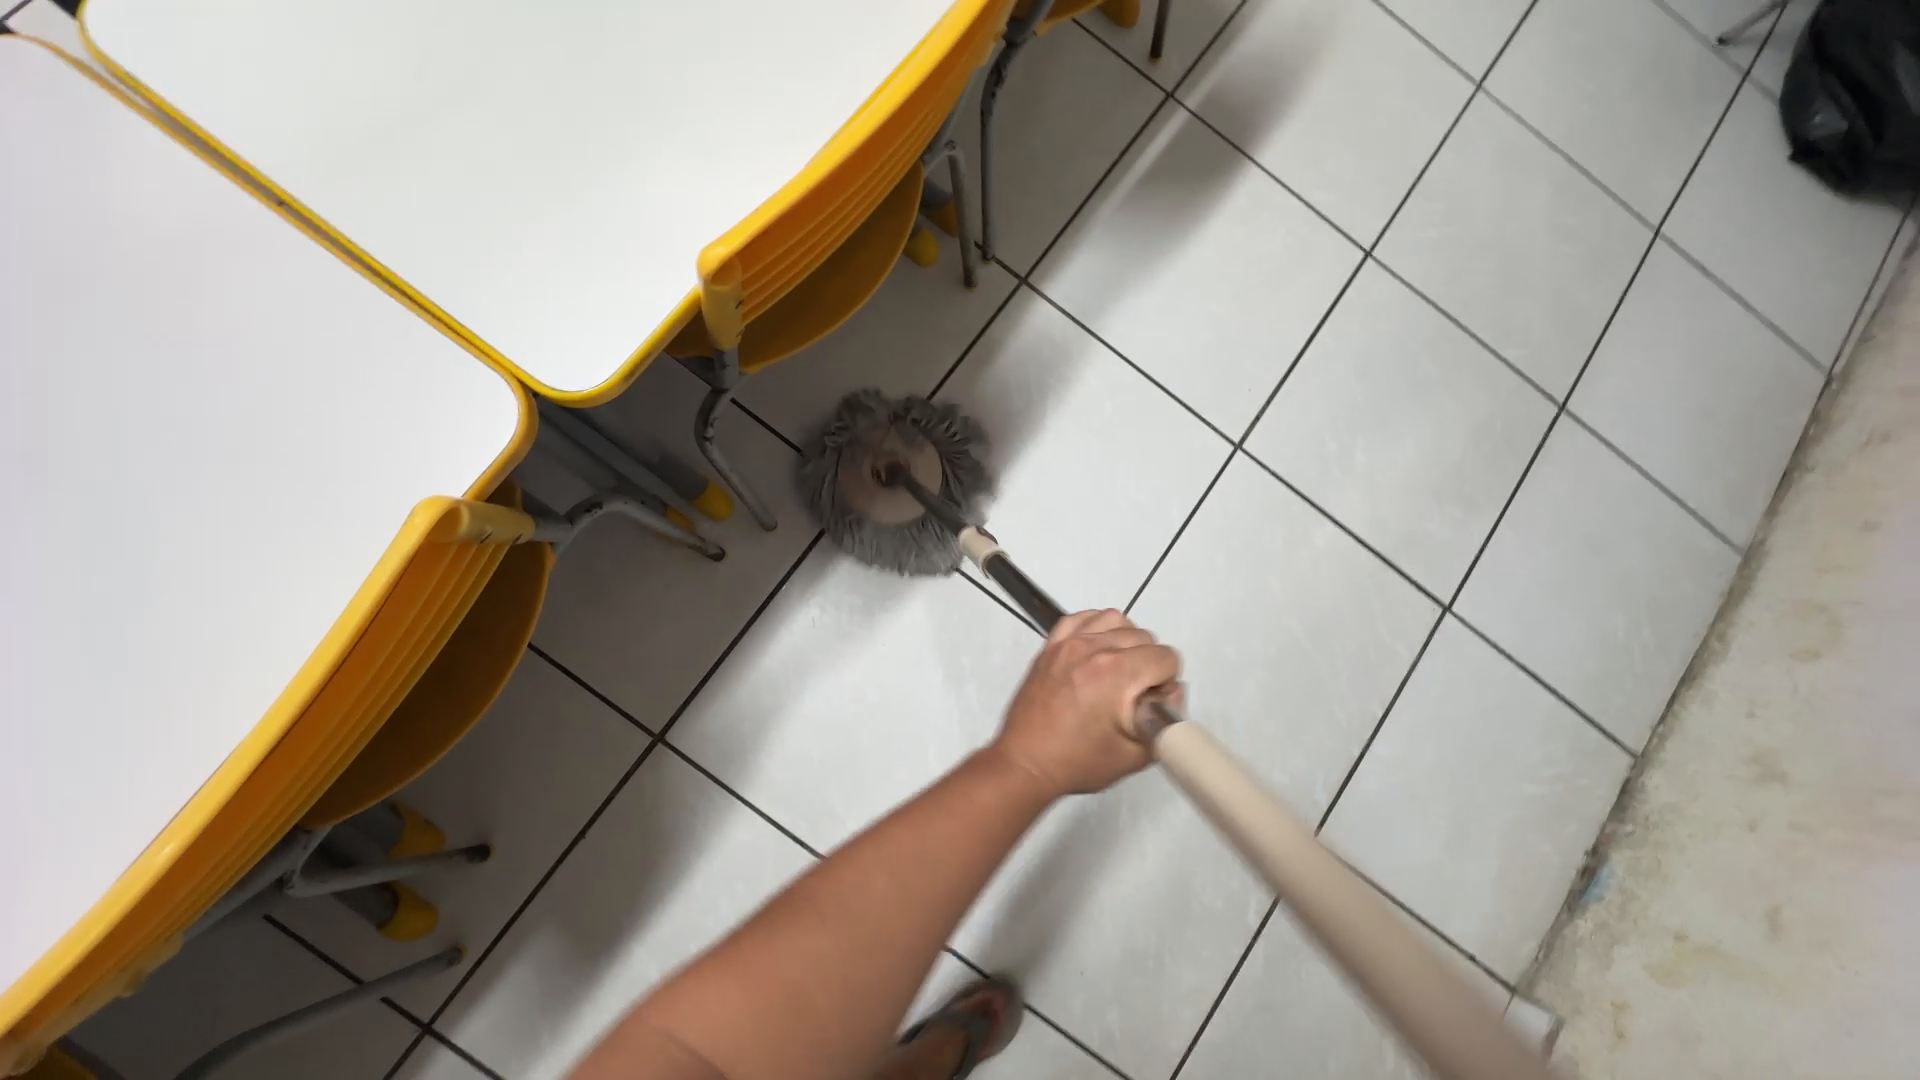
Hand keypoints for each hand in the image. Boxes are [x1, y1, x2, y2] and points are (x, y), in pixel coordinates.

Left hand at [991, 609, 1182, 797]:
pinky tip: (1096, 650)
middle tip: (1135, 694)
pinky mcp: (1050, 646)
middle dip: (1149, 664)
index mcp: (1117, 674)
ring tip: (1118, 670)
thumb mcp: (1136, 754)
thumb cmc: (1079, 762)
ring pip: (1115, 620)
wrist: (1027, 763)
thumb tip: (1171, 693)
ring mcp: (1068, 643)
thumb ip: (1166, 721)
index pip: (1166, 657)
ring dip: (1125, 640)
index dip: (1167, 682)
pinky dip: (1096, 627)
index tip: (1152, 702)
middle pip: (1144, 637)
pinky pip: (1081, 618)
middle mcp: (1093, 649)